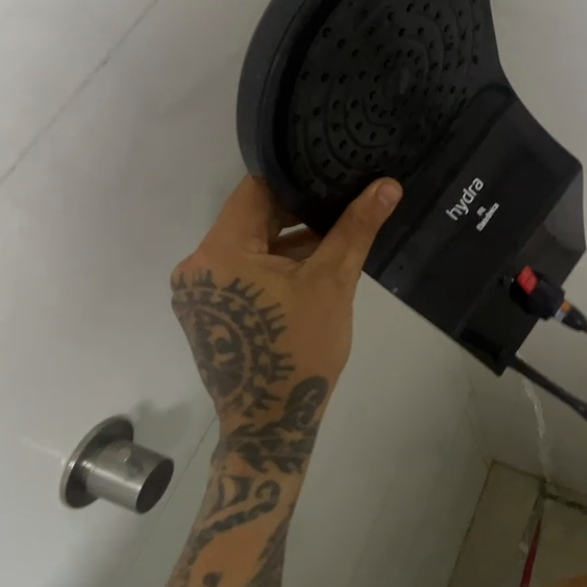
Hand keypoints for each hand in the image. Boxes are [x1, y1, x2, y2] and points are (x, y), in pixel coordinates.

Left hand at [170, 175, 401, 440]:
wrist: (271, 423)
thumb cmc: (299, 349)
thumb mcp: (332, 282)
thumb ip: (355, 228)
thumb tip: (388, 185)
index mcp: (218, 251)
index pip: (255, 190)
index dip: (296, 175)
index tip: (330, 163)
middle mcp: (198, 266)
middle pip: (252, 217)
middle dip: (299, 210)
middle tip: (344, 196)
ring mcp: (200, 291)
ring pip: (251, 245)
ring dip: (290, 239)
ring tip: (339, 229)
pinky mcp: (210, 311)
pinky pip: (244, 270)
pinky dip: (276, 264)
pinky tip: (315, 263)